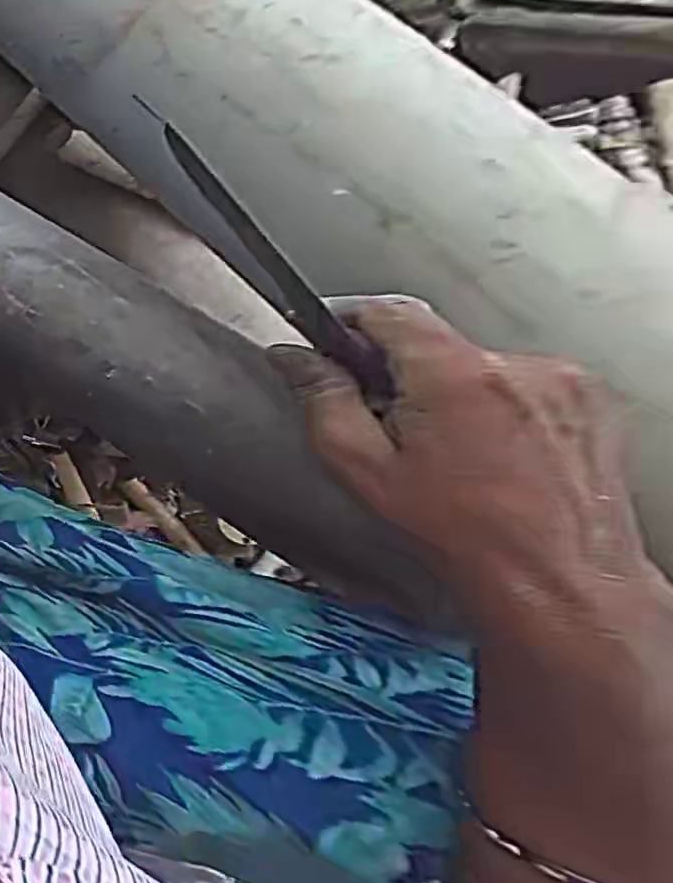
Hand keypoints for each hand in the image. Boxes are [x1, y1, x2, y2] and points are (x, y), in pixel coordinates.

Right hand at [265, 296, 650, 618]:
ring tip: (425, 434)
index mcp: (457, 378)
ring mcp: (563, 384)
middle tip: (367, 405)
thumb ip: (320, 396)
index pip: (391, 312)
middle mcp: (520, 370)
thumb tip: (295, 358)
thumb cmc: (459, 525)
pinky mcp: (587, 400)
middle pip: (428, 337)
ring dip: (434, 381)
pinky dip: (479, 395)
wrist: (554, 570)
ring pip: (467, 358)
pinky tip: (469, 441)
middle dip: (387, 363)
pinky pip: (510, 376)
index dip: (347, 315)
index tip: (325, 328)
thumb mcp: (356, 459)